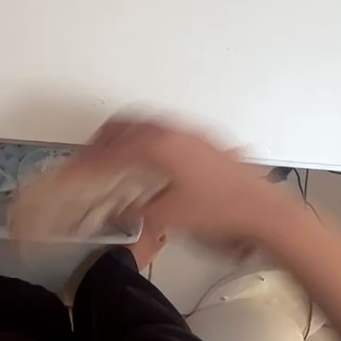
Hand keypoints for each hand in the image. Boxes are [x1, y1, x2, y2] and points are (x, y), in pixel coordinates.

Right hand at [76, 117, 301, 246]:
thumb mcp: (168, 217)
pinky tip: (150, 161)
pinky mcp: (207, 143)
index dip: (90, 159)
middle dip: (104, 138)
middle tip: (90, 156)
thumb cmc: (222, 211)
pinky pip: (167, 131)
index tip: (76, 167)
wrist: (264, 212)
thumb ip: (138, 209)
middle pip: (128, 123)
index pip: (113, 148)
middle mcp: (176, 132)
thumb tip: (121, 208)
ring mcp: (194, 135)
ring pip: (148, 123)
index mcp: (161, 146)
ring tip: (116, 156)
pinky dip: (148, 139)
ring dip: (127, 135)